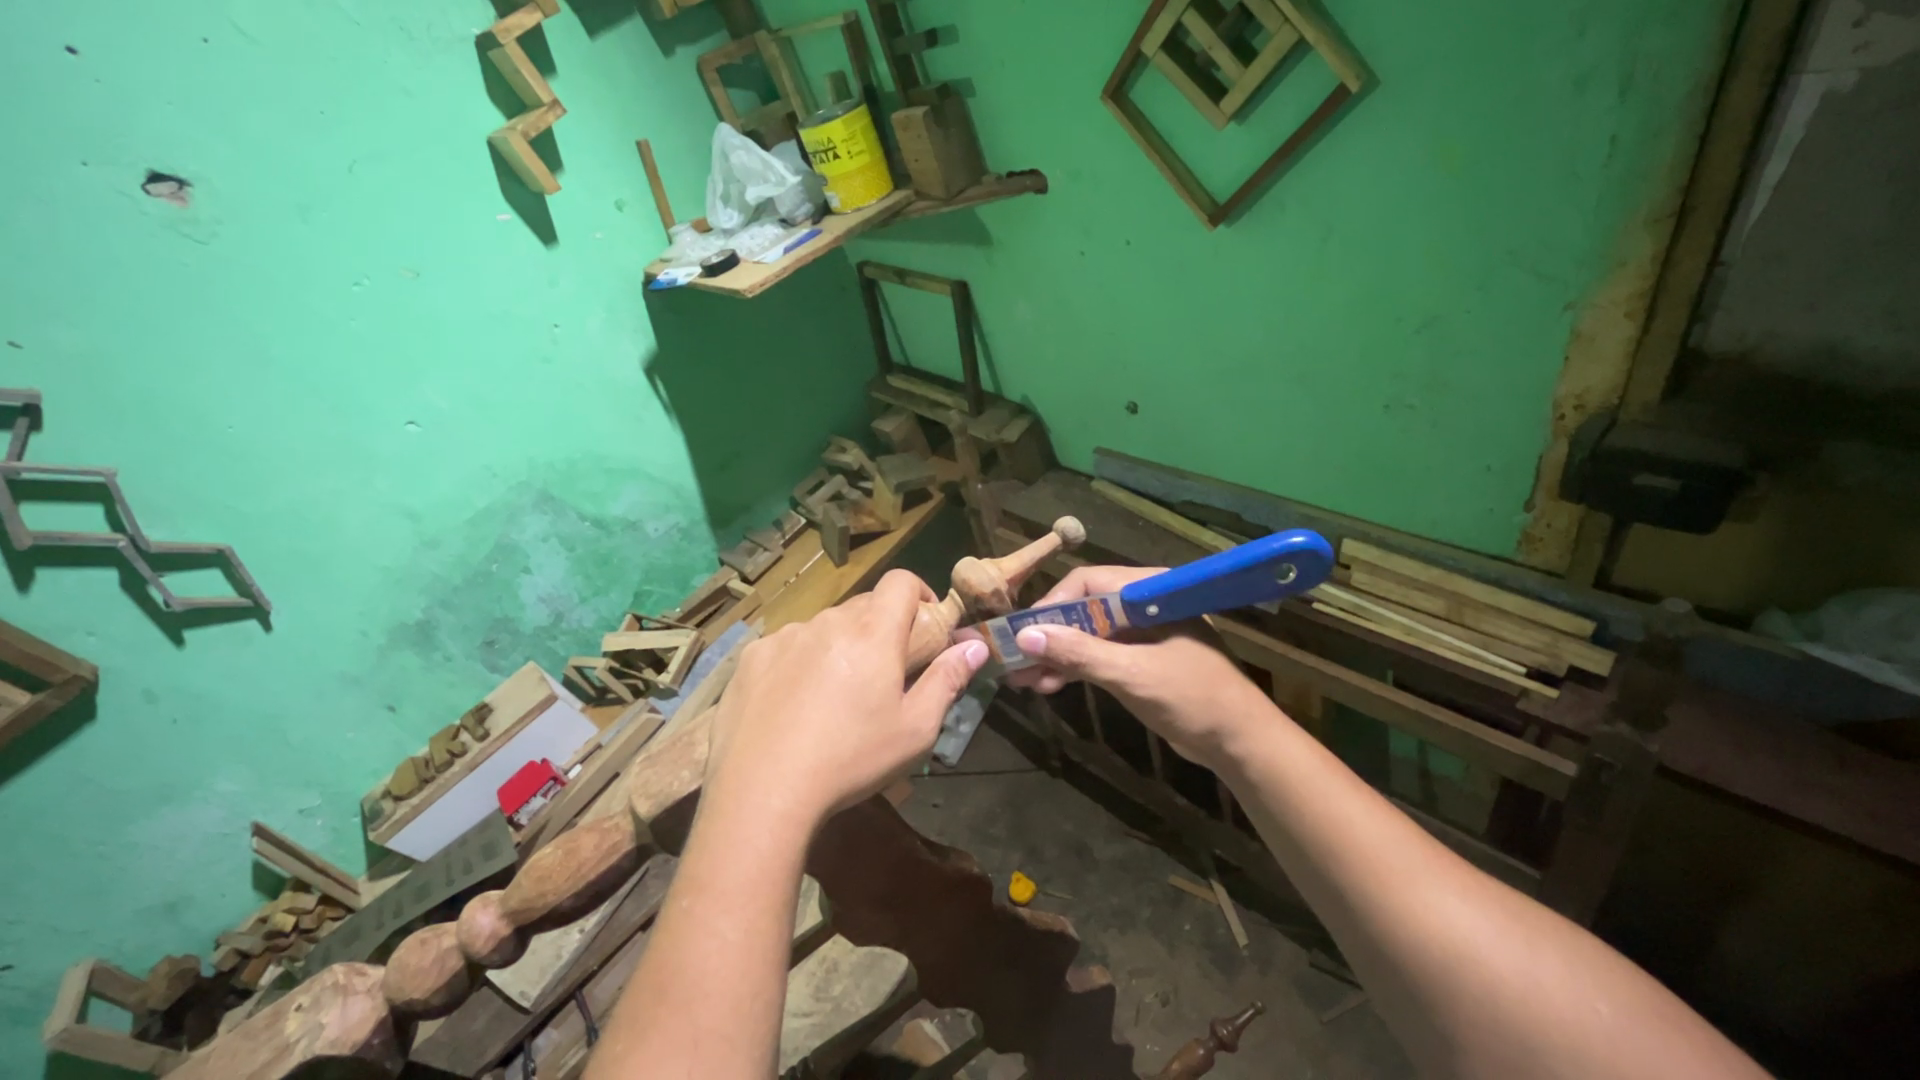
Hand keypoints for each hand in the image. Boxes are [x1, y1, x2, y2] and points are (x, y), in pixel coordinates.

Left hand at [704, 569, 988, 828]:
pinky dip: (799, 662)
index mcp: (872, 633)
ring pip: (823, 627)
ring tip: (833, 696)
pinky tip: (792, 705)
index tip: (925, 624)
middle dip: (881, 627)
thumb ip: (947, 680)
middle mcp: (827, 622)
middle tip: (884, 673)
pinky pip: (786, 647)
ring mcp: (785, 637)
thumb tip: (975, 646)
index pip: (901, 581)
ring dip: (838, 645)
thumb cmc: (851, 760)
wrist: (762, 791)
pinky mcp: (752, 658)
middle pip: (863, 605)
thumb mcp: (915, 730)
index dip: (919, 593)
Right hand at [1005, 565, 1277, 771]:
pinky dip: (1075, 668)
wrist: (1239, 742)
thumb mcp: (1131, 674)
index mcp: (1150, 593)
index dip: (1052, 605)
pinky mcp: (1141, 659)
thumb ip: (1080, 652)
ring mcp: (1142, 633)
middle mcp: (1144, 604)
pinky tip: (1049, 686)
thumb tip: (1026, 636)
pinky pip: (1098, 655)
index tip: (1024, 634)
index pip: (1087, 582)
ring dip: (1057, 655)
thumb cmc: (1192, 698)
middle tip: (1014, 661)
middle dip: (1049, 635)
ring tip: (1023, 681)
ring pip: (1087, 634)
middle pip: (1083, 608)